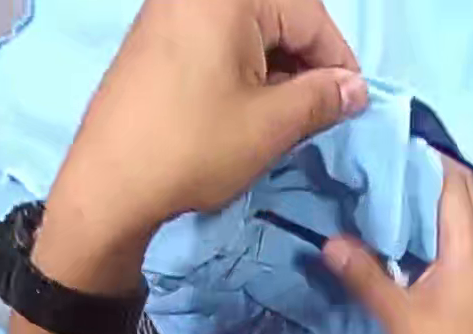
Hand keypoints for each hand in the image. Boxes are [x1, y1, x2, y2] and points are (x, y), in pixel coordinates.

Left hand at [36, 0, 367, 292]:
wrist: (115, 177)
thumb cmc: (197, 147)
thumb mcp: (271, 125)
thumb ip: (320, 99)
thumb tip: (357, 88)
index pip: (309, 13)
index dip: (339, 62)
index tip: (354, 106)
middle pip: (279, 14)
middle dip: (307, 65)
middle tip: (321, 116)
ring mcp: (174, 5)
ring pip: (251, 30)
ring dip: (279, 71)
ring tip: (288, 119)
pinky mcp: (160, 32)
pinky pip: (221, 38)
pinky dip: (247, 69)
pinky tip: (252, 108)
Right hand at [323, 161, 472, 333]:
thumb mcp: (397, 315)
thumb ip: (364, 275)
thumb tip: (329, 241)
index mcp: (465, 246)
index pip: (451, 178)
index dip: (422, 152)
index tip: (384, 138)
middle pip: (455, 189)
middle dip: (421, 168)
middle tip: (377, 159)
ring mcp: (472, 264)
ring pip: (451, 212)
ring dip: (422, 196)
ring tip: (380, 184)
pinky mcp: (464, 280)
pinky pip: (446, 236)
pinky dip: (423, 223)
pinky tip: (392, 228)